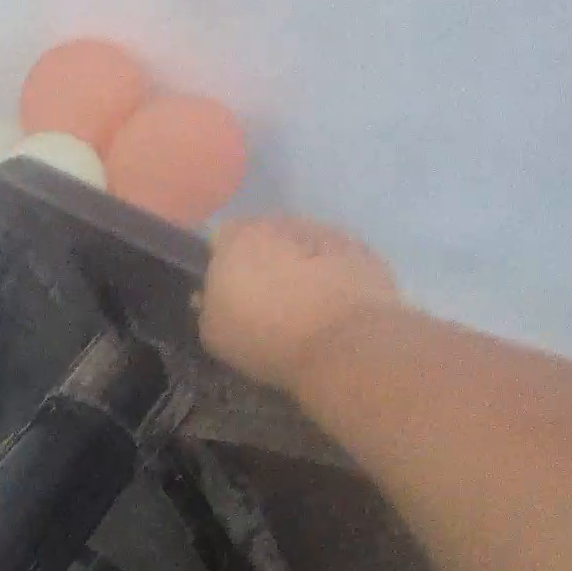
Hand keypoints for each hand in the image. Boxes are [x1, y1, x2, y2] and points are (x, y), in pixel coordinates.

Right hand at [195, 216, 400, 393]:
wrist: (345, 346)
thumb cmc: (265, 336)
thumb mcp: (213, 333)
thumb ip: (206, 306)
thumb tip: (209, 296)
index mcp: (238, 238)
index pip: (219, 238)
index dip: (219, 263)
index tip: (224, 291)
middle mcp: (281, 224)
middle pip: (264, 236)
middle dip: (262, 260)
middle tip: (262, 298)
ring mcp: (328, 234)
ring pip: (303, 245)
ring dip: (299, 265)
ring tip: (303, 304)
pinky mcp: (365, 252)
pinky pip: (337, 260)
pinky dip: (333, 275)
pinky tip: (333, 307)